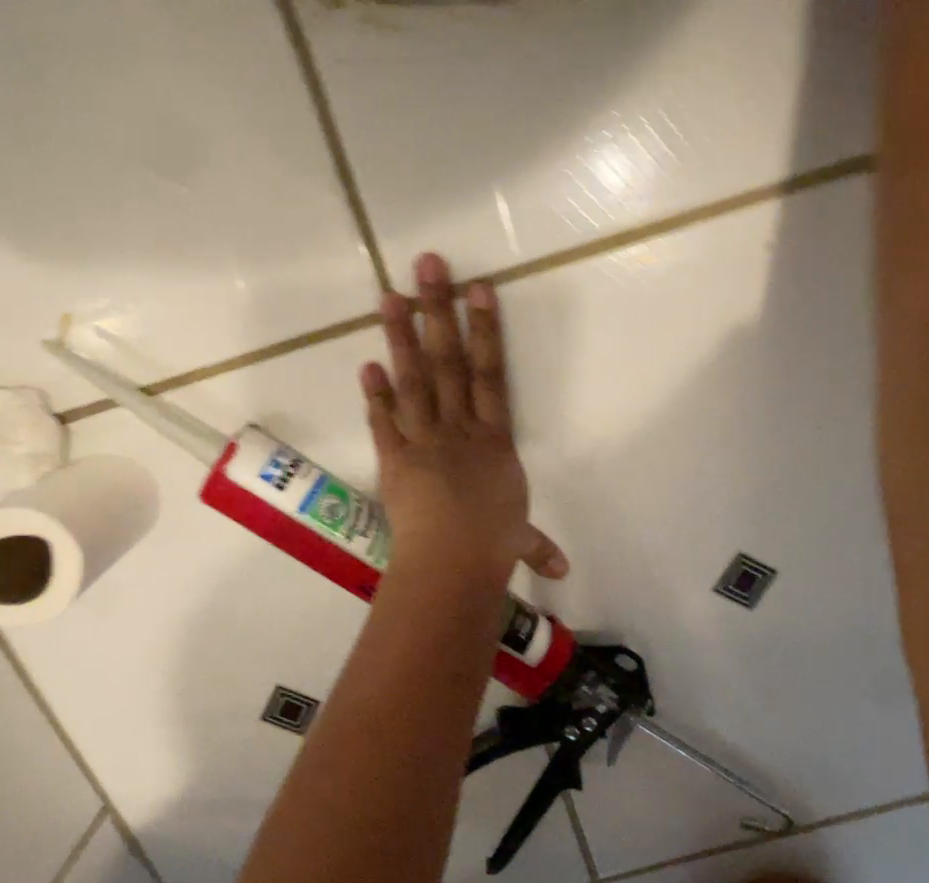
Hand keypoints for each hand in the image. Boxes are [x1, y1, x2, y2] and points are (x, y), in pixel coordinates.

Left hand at [363, 254, 567, 580]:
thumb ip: (535, 546)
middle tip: (428, 266)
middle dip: (440, 311)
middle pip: (449, 361)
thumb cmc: (492, 544)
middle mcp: (460, 429)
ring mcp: (424, 440)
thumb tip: (561, 571)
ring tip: (389, 296)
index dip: (485, 329)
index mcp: (495, 440)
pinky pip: (384, 422)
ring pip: (413, 380)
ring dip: (401, 337)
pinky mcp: (394, 459)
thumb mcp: (517, 541)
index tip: (478, 288)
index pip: (491, 373)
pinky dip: (375, 395)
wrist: (454, 557)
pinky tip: (367, 364)